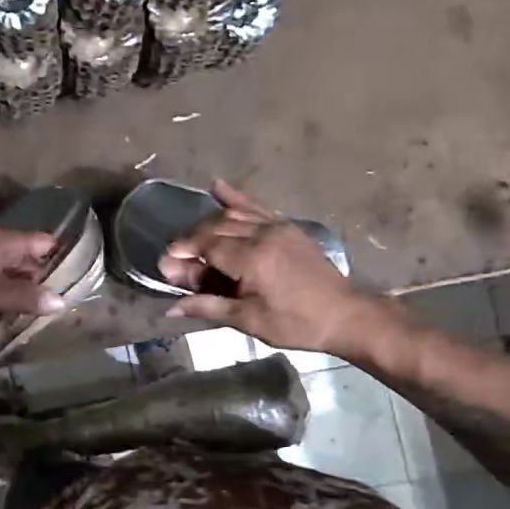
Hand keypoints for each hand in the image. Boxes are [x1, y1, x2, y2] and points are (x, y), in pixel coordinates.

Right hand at [158, 181, 416, 362]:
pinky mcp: (287, 227)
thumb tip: (171, 308)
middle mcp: (262, 234)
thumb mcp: (249, 319)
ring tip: (190, 237)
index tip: (164, 264)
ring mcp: (277, 226)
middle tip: (175, 259)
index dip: (182, 253)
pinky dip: (235, 197)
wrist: (345, 315)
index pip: (206, 246)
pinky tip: (217, 186)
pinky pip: (256, 206)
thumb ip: (208, 306)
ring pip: (232, 214)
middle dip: (190, 240)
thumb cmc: (296, 323)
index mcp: (252, 258)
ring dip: (207, 223)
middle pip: (215, 228)